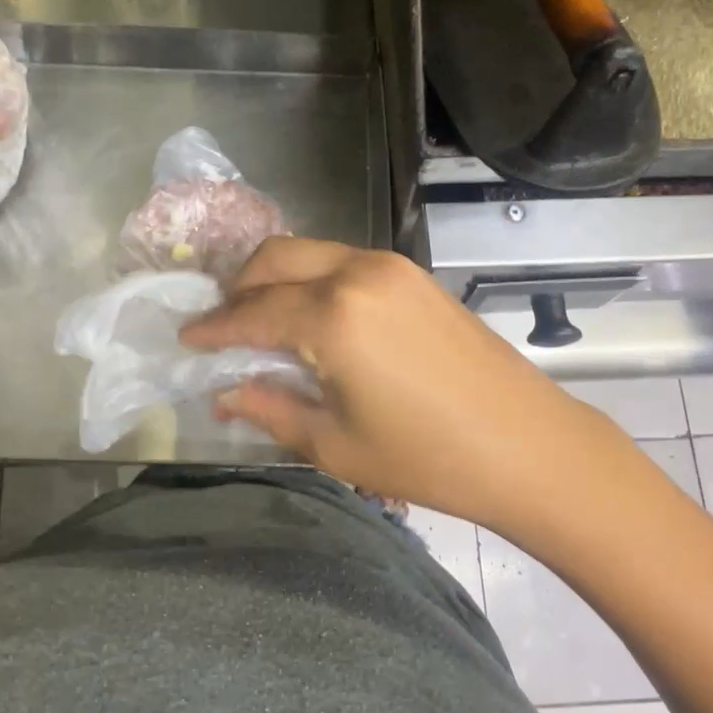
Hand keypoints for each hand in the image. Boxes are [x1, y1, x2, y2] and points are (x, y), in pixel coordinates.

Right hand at [180, 238, 617, 526]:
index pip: (252, 311)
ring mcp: (392, 267)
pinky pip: (344, 263)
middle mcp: (358, 273)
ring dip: (277, 279)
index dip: (214, 327)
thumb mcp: (335, 444)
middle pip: (276, 258)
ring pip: (311, 253)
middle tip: (221, 326)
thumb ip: (270, 409)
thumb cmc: (426, 458)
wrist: (527, 446)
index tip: (185, 338)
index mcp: (333, 316)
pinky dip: (314, 280)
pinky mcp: (416, 275)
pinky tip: (312, 319)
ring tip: (261, 322)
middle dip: (239, 287)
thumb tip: (224, 392)